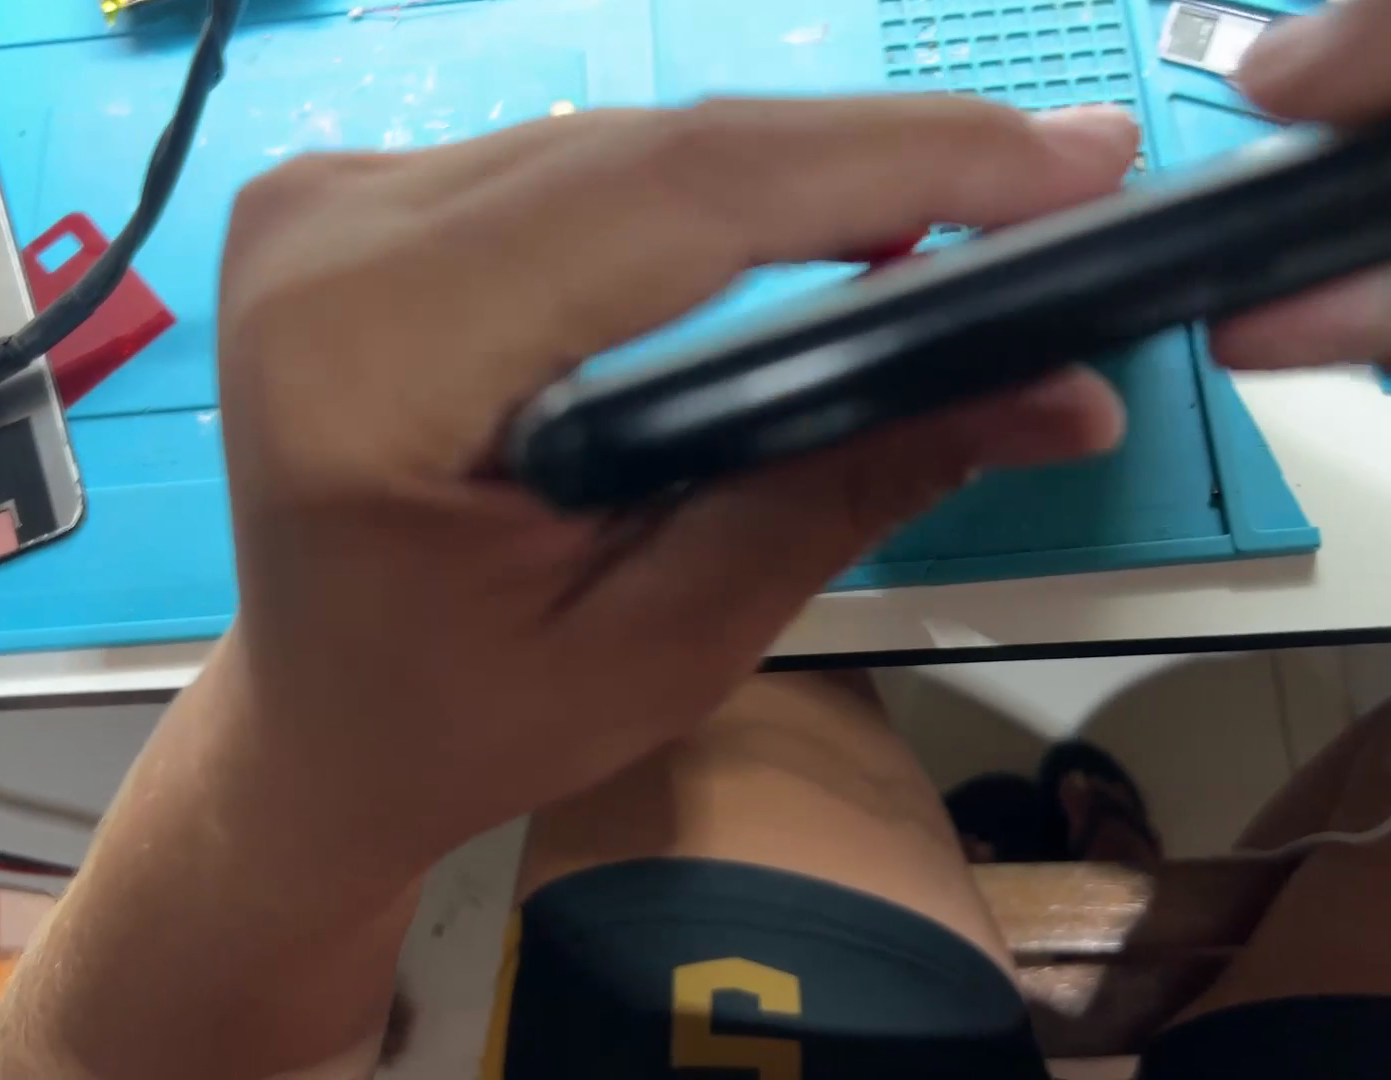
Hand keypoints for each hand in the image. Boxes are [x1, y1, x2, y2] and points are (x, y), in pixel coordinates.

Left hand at [214, 98, 1136, 865]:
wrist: (323, 722)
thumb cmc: (469, 721)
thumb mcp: (666, 641)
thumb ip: (842, 492)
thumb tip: (1050, 392)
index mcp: (377, 359)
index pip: (677, 202)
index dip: (892, 167)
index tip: (1067, 167)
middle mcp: (333, 234)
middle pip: (662, 154)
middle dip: (877, 164)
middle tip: (1052, 180)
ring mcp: (337, 202)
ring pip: (633, 149)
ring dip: (802, 181)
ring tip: (954, 212)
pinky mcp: (370, 211)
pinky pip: (586, 176)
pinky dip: (714, 203)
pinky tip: (810, 228)